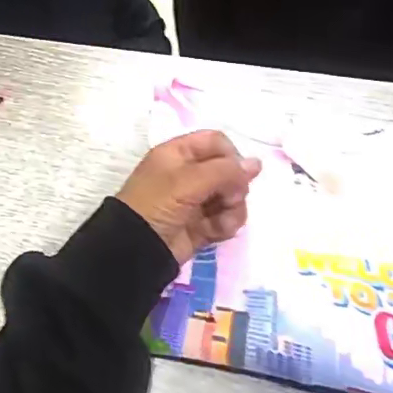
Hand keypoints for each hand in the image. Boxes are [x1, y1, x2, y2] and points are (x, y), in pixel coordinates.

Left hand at [117, 131, 261, 264]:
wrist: (135, 251)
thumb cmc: (158, 203)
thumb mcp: (189, 180)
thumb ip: (225, 170)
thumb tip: (256, 163)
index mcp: (179, 153)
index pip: (216, 142)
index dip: (231, 155)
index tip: (237, 172)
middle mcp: (189, 173)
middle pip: (228, 170)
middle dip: (235, 185)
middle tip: (230, 198)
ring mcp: (196, 200)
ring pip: (231, 196)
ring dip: (234, 208)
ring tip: (224, 220)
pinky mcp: (201, 225)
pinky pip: (226, 218)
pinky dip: (227, 224)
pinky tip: (220, 231)